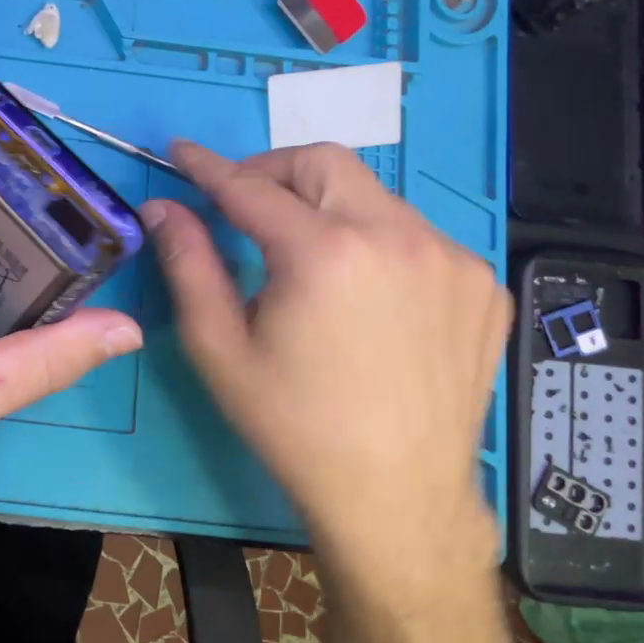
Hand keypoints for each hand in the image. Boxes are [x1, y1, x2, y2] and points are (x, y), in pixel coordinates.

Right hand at [141, 142, 510, 564]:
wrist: (393, 490)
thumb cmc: (287, 418)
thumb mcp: (215, 342)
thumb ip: (188, 262)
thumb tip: (162, 208)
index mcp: (325, 253)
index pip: (252, 186)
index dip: (207, 166)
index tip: (180, 152)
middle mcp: (398, 239)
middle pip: (326, 164)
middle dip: (271, 170)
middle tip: (236, 203)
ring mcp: (451, 261)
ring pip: (372, 196)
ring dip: (321, 205)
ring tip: (294, 253)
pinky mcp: (481, 286)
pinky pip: (413, 234)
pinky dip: (369, 239)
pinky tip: (352, 288)